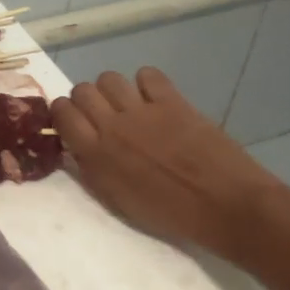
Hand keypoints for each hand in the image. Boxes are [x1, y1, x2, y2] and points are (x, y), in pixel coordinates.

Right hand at [51, 67, 289, 260]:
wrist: (229, 208)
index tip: (75, 121)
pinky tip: (156, 99)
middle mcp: (112, 126)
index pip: (61, 112)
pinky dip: (147, 83)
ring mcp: (142, 110)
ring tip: (130, 105)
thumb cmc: (173, 215)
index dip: (64, 112)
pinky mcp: (171, 101)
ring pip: (108, 78)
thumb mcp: (119, 202)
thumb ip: (93, 170)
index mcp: (96, 155)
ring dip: (115, 90)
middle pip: (82, 90)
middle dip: (88, 100)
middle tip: (104, 115)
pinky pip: (147, 74)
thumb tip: (78, 147)